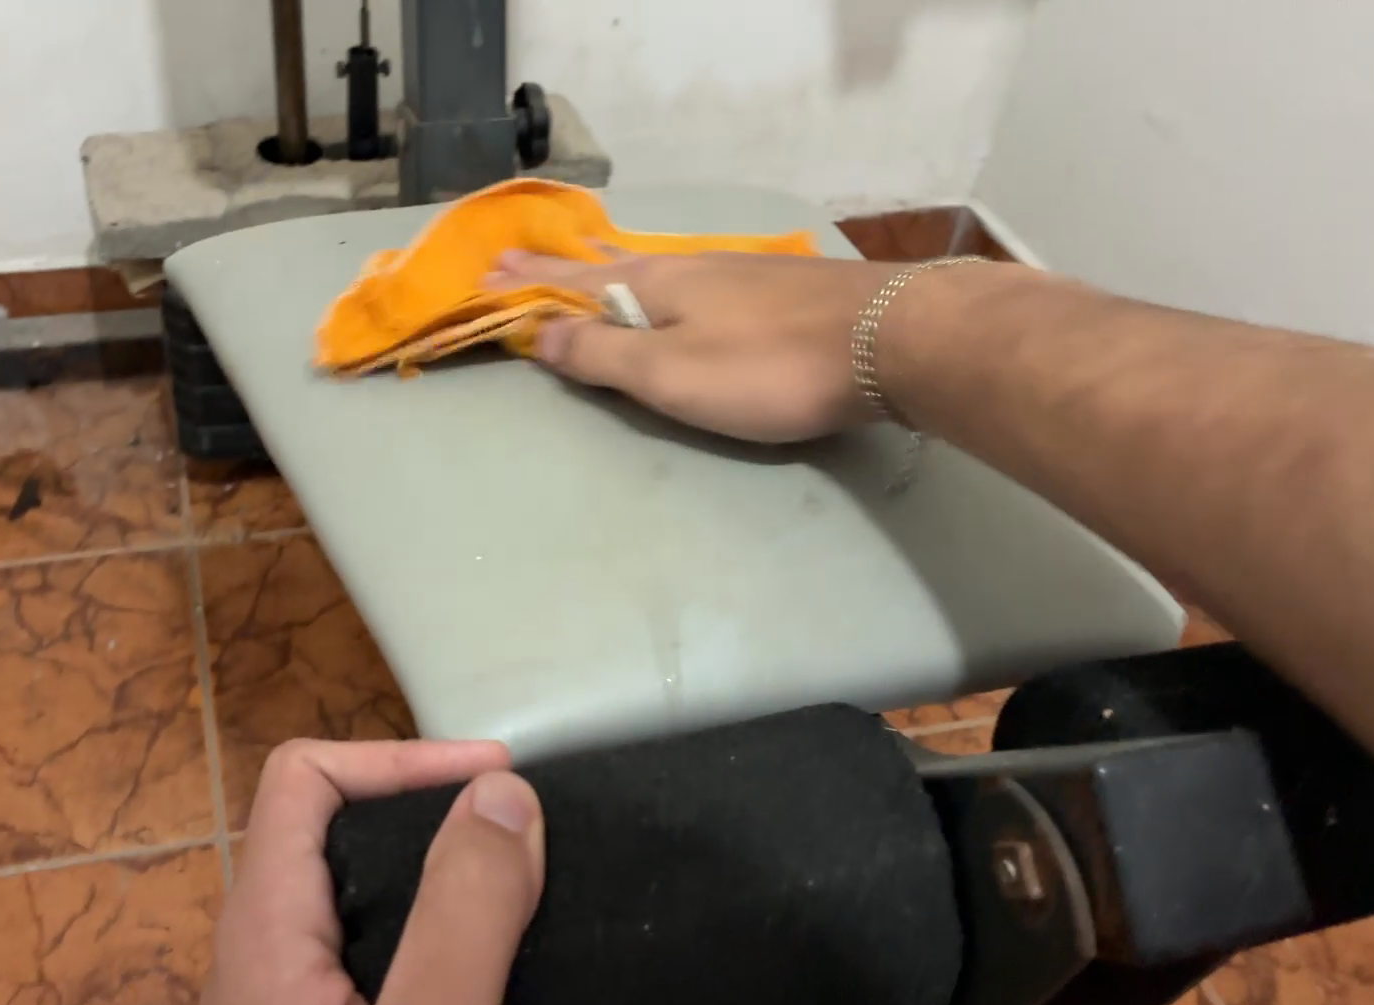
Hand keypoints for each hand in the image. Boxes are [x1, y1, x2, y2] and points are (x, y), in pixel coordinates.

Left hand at [189, 738, 545, 1004]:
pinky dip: (451, 938)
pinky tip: (502, 968)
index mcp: (267, 929)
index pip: (307, 778)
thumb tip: (504, 794)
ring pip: (373, 895)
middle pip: (341, 827)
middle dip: (435, 809)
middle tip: (526, 828)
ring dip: (451, 875)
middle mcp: (273, 953)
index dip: (397, 757)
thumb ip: (461, 921)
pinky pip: (392, 958)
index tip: (495, 778)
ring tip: (529, 883)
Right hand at [487, 249, 898, 442]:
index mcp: (650, 285)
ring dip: (600, 275)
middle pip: (604, 266)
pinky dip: (648, 286)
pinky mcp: (765, 291)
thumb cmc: (765, 365)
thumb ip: (601, 353)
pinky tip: (660, 290)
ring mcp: (729, 275)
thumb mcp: (668, 371)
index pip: (569, 279)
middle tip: (516, 263)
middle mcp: (683, 269)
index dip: (526, 281)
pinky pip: (683, 283)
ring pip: (646, 271)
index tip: (484, 272)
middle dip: (556, 269)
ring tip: (576, 275)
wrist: (890, 340)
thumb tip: (538, 331)